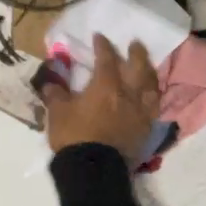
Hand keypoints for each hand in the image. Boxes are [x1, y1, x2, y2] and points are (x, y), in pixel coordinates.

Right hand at [41, 34, 161, 163]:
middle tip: (135, 43)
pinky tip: (150, 95)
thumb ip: (56, 94)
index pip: (106, 60)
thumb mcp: (57, 112)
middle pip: (138, 68)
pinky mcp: (146, 128)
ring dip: (149, 72)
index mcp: (105, 86)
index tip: (100, 37)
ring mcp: (140, 112)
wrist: (94, 168)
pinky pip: (154, 107)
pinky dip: (153, 96)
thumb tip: (51, 83)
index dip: (103, 46)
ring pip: (151, 86)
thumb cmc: (74, 136)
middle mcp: (128, 95)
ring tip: (147, 67)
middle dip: (136, 53)